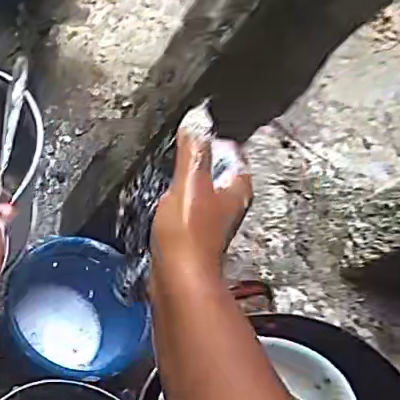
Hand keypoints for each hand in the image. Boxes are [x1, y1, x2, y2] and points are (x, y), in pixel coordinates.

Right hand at [150, 119, 251, 275]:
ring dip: (187, 189)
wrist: (176, 280)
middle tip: (179, 159)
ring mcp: (212, 226)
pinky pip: (187, 216)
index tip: (194, 138)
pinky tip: (163, 212)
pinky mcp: (193, 242)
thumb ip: (193, 150)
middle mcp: (229, 207)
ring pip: (202, 197)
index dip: (213, 142)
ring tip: (169, 184)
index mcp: (236, 189)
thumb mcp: (188, 183)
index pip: (232, 153)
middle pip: (217, 176)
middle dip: (200, 166)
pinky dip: (177, 210)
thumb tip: (198, 119)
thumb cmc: (187, 236)